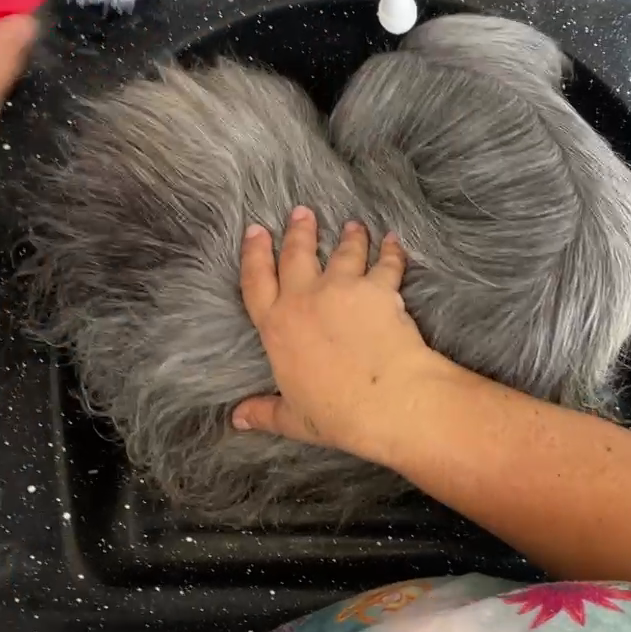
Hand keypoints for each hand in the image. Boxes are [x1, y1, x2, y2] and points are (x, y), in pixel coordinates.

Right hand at [233, 207, 456, 458]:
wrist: (385, 401)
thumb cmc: (336, 414)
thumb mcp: (293, 419)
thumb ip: (264, 412)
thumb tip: (237, 418)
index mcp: (277, 328)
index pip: (256, 282)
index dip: (254, 254)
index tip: (255, 231)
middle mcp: (304, 299)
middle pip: (296, 254)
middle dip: (298, 231)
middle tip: (301, 212)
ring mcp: (342, 289)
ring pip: (343, 251)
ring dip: (348, 236)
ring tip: (352, 225)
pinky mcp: (379, 289)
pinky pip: (386, 262)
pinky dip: (391, 250)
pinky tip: (393, 241)